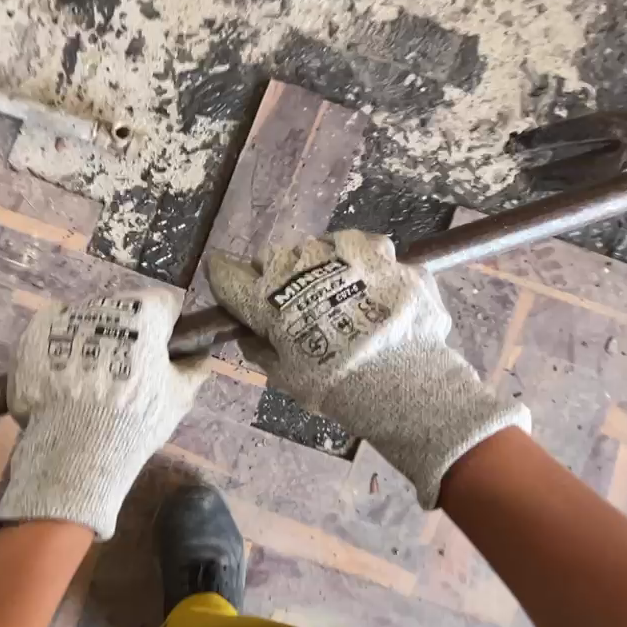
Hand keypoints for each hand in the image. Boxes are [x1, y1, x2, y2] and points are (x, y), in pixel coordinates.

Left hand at [0, 287, 208, 538]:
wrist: (74, 450)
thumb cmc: (134, 423)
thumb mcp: (177, 400)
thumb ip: (193, 370)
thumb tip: (201, 356)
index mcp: (142, 315)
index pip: (163, 303)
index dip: (166, 326)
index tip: (161, 348)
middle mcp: (101, 306)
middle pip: (121, 310)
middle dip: (125, 332)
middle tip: (123, 369)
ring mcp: (61, 321)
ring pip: (84, 319)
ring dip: (90, 339)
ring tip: (88, 380)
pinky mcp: (31, 338)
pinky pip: (50, 334)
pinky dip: (57, 350)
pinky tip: (62, 378)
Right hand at [206, 230, 527, 507]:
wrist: (401, 381)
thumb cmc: (331, 384)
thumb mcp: (285, 376)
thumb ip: (263, 350)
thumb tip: (250, 337)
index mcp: (266, 297)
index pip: (227, 274)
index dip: (224, 277)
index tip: (226, 279)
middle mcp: (300, 265)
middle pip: (275, 255)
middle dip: (278, 273)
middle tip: (292, 300)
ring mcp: (347, 254)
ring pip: (324, 242)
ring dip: (323, 259)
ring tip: (337, 285)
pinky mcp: (389, 258)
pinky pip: (372, 249)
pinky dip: (369, 263)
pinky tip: (374, 282)